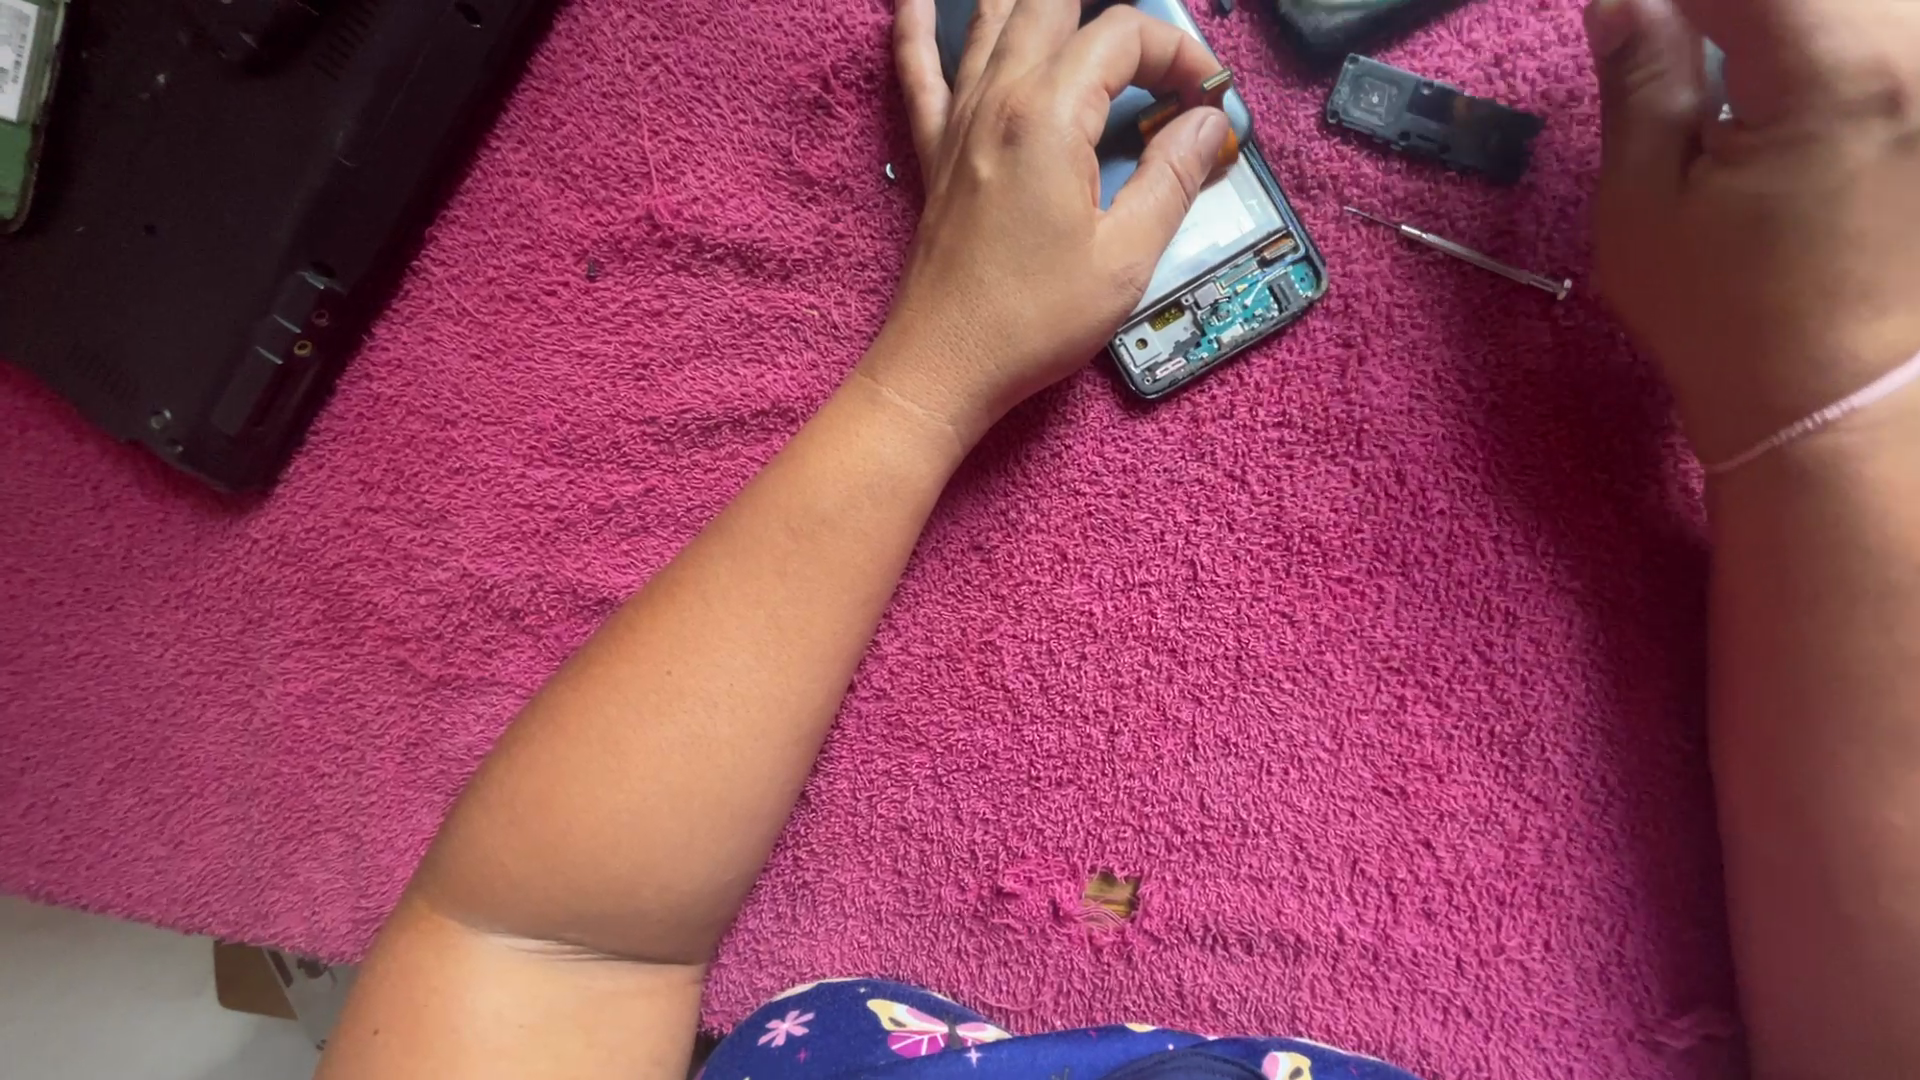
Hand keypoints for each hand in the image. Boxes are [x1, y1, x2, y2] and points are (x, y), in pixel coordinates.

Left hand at [858, 0, 1232, 443]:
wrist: (945, 365)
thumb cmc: (1030, 323)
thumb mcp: (1124, 261)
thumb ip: (1171, 179)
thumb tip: (1207, 124)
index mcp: (1048, 116)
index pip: (1124, 36)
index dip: (1177, 52)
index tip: (1203, 98)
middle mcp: (996, 100)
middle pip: (1052, 2)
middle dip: (1111, 14)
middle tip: (1145, 51)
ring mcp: (957, 124)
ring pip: (991, 19)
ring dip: (1034, 2)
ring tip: (1070, 6)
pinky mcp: (932, 155)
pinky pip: (918, 70)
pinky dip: (917, 26)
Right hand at [1588, 0, 1919, 463]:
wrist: (1830, 382)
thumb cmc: (1715, 306)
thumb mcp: (1642, 207)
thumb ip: (1641, 90)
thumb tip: (1622, 5)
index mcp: (1836, 75)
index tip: (1632, 13)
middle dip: (1731, 16)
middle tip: (1671, 41)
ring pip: (1861, 14)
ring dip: (1774, 33)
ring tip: (1719, 79)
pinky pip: (1888, 40)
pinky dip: (1832, 45)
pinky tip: (1781, 96)